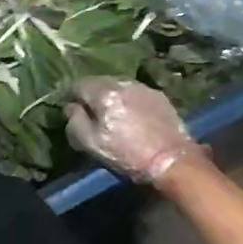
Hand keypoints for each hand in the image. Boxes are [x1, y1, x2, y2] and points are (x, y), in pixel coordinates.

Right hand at [64, 78, 205, 184]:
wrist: (172, 162)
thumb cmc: (127, 155)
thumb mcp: (90, 144)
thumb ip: (74, 121)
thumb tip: (71, 107)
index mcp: (103, 93)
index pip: (78, 84)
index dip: (70, 96)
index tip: (71, 109)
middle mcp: (122, 83)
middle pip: (98, 81)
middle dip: (91, 94)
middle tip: (91, 113)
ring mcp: (143, 88)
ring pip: (118, 85)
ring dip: (111, 96)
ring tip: (113, 114)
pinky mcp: (159, 96)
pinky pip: (135, 93)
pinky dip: (129, 100)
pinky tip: (133, 117)